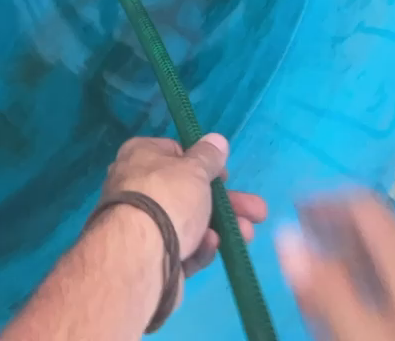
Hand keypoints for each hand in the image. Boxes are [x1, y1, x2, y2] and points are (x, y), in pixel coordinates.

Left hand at [99, 134, 268, 275]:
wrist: (140, 254)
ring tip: (246, 235)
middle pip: (188, 192)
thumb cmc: (168, 197)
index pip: (176, 154)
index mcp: (141, 155)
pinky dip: (198, 247)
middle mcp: (137, 184)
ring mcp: (143, 222)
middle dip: (225, 204)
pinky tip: (210, 245)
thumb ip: (208, 157)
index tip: (227, 177)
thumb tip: (216, 139)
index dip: (204, 165)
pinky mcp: (151, 254)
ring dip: (220, 227)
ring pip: (189, 222)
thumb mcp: (194, 170)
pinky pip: (180, 246)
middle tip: (257, 213)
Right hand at [275, 192, 394, 340]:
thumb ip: (324, 286)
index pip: (362, 203)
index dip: (323, 203)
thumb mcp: (363, 335)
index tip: (296, 216)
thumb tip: (287, 237)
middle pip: (387, 236)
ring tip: (346, 307)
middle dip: (344, 246)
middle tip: (312, 270)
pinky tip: (393, 327)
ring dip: (373, 276)